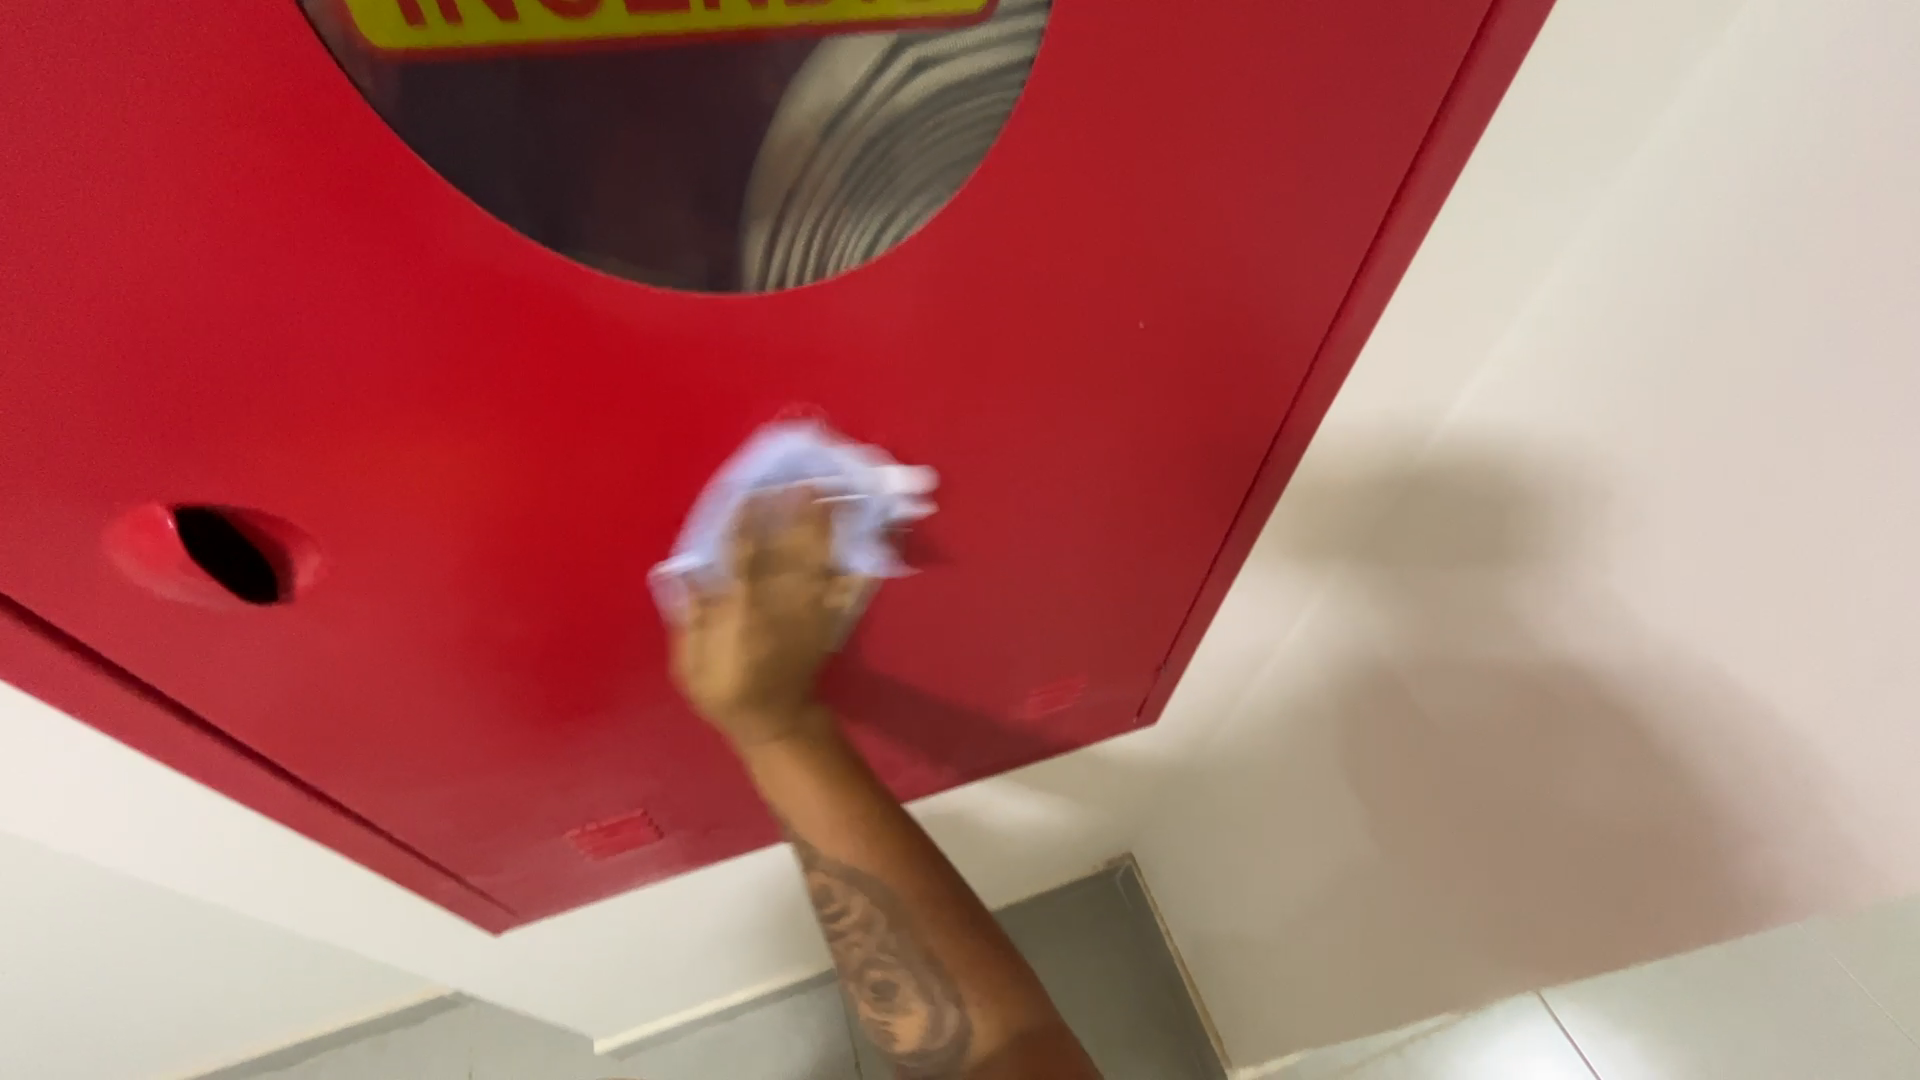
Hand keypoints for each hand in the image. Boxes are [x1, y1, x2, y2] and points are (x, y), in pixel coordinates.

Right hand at [669, 486, 855, 749]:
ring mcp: (812, 615)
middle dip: (795, 518)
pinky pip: (849, 592)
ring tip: (828, 497)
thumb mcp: (691, 666)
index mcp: (743, 618)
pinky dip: (862, 568)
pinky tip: (873, 543)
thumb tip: (683, 571)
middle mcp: (782, 610)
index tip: (749, 495)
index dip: (747, 527)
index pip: (744, 563)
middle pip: (789, 555)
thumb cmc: (726, 692)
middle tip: (800, 483)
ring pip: (819, 565)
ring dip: (824, 530)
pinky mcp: (830, 621)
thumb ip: (690, 618)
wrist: (775, 721)